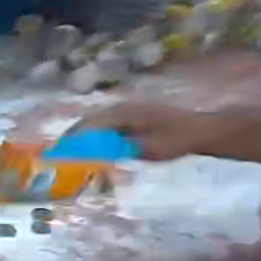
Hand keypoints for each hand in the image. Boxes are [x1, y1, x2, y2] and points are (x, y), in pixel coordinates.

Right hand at [68, 102, 221, 160]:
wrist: (201, 130)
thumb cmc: (176, 140)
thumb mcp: (147, 148)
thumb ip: (119, 148)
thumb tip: (94, 153)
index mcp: (123, 114)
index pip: (90, 124)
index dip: (73, 137)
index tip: (58, 150)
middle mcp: (123, 108)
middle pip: (90, 120)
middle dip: (74, 135)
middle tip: (60, 151)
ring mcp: (129, 110)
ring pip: (98, 120)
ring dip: (84, 133)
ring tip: (72, 148)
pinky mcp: (134, 115)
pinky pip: (108, 122)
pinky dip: (96, 133)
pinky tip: (93, 144)